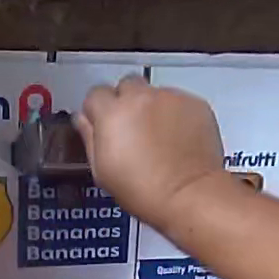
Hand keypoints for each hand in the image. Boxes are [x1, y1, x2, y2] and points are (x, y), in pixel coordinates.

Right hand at [75, 75, 229, 225]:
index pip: (94, 93)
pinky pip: (178, 102)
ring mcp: (170, 98)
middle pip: (126, 84)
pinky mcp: (195, 104)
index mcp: (111, 112)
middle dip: (125, 101)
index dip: (96, 109)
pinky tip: (175, 138)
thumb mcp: (101, 169)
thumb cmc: (142, 188)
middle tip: (129, 127)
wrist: (188, 194)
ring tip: (156, 137)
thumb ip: (89, 137)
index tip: (100, 123)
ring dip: (151, 107)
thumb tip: (83, 121)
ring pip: (154, 93)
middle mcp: (140, 97)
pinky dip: (174, 114)